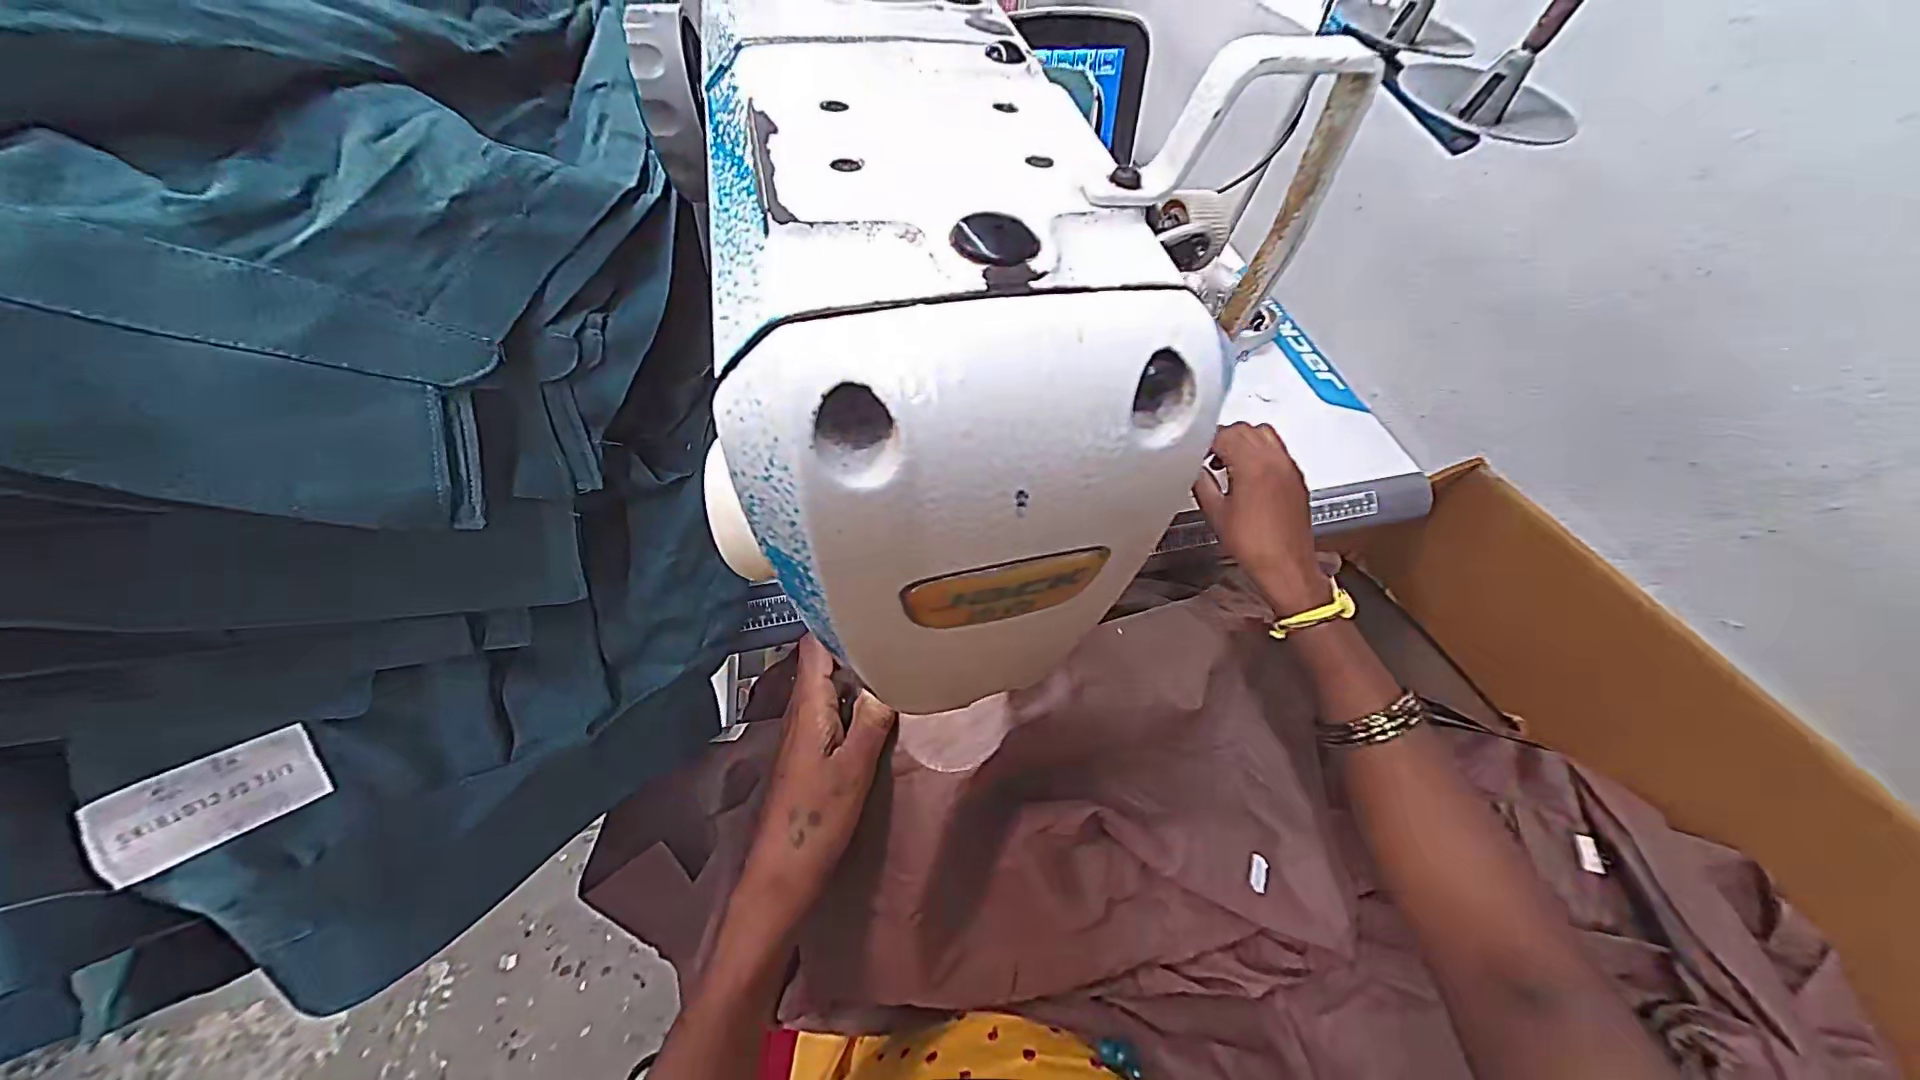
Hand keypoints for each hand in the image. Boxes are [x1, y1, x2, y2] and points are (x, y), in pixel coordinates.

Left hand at [736, 635, 897, 932]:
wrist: (781, 873)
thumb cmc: (814, 821)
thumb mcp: (854, 768)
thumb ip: (873, 718)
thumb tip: (891, 675)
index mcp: (809, 706)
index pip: (816, 645)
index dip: (837, 618)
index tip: (870, 599)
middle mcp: (803, 710)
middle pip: (828, 661)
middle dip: (858, 641)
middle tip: (897, 626)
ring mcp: (807, 730)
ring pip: (834, 685)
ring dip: (860, 671)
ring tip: (897, 655)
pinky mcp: (814, 750)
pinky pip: (837, 709)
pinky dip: (858, 699)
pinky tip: (882, 702)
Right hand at [1192, 423, 1330, 612]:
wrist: (1286, 565)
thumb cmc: (1255, 546)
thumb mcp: (1215, 513)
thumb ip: (1202, 483)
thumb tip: (1195, 471)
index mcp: (1254, 465)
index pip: (1226, 434)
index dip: (1206, 442)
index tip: (1197, 452)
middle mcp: (1276, 461)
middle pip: (1246, 429)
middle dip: (1224, 438)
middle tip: (1208, 456)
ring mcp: (1289, 468)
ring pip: (1265, 435)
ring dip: (1243, 441)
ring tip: (1227, 462)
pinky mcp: (1296, 479)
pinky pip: (1277, 451)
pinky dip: (1260, 452)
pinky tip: (1247, 474)